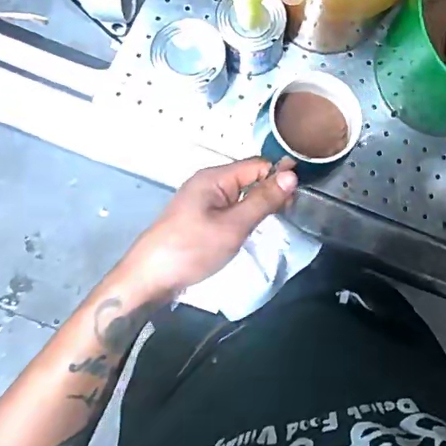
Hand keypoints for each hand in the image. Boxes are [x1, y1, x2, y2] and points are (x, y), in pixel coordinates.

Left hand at [116, 158, 298, 296]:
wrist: (147, 281)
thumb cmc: (190, 250)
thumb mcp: (233, 226)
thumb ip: (264, 200)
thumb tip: (292, 175)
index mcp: (214, 177)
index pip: (258, 164)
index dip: (280, 176)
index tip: (298, 197)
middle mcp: (207, 183)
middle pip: (249, 177)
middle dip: (271, 191)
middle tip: (288, 213)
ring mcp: (201, 202)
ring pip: (240, 194)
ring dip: (258, 205)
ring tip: (274, 222)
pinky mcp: (198, 219)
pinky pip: (230, 208)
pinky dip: (244, 216)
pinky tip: (251, 230)